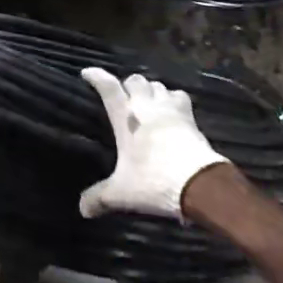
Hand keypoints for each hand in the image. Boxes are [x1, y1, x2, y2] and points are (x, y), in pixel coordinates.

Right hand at [78, 68, 228, 220]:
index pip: (109, 87)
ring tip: (148, 102)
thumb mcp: (121, 193)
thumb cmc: (154, 182)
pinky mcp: (191, 119)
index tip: (87, 73)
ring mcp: (172, 110)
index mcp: (126, 118)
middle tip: (124, 97)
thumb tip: (82, 210)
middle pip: (136, 80)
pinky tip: (172, 112)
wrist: (201, 185)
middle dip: (128, 85)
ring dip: (152, 90)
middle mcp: (147, 107)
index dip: (97, 76)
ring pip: (159, 86)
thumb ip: (99, 197)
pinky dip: (173, 100)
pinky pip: (180, 98)